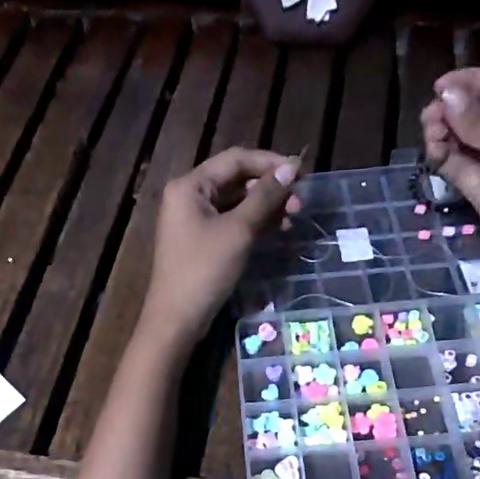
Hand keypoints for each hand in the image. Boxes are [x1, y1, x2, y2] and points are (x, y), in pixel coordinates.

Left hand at [141, 147, 300, 349]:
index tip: (301, 173)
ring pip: (237, 203)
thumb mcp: (239, 231)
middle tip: (300, 204)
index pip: (236, 159)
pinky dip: (254, 223)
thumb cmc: (205, 270)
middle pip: (236, 180)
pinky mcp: (202, 242)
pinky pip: (232, 222)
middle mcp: (189, 196)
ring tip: (293, 218)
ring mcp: (195, 220)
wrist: (178, 318)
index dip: (270, 163)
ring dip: (266, 207)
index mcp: (190, 185)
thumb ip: (265, 198)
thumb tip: (291, 168)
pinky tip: (277, 230)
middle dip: (270, 189)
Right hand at [421, 67, 479, 302]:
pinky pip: (464, 171)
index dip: (474, 82)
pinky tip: (434, 151)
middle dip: (456, 111)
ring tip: (428, 132)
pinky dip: (447, 160)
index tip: (440, 85)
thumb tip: (445, 97)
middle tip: (428, 115)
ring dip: (448, 134)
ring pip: (470, 143)